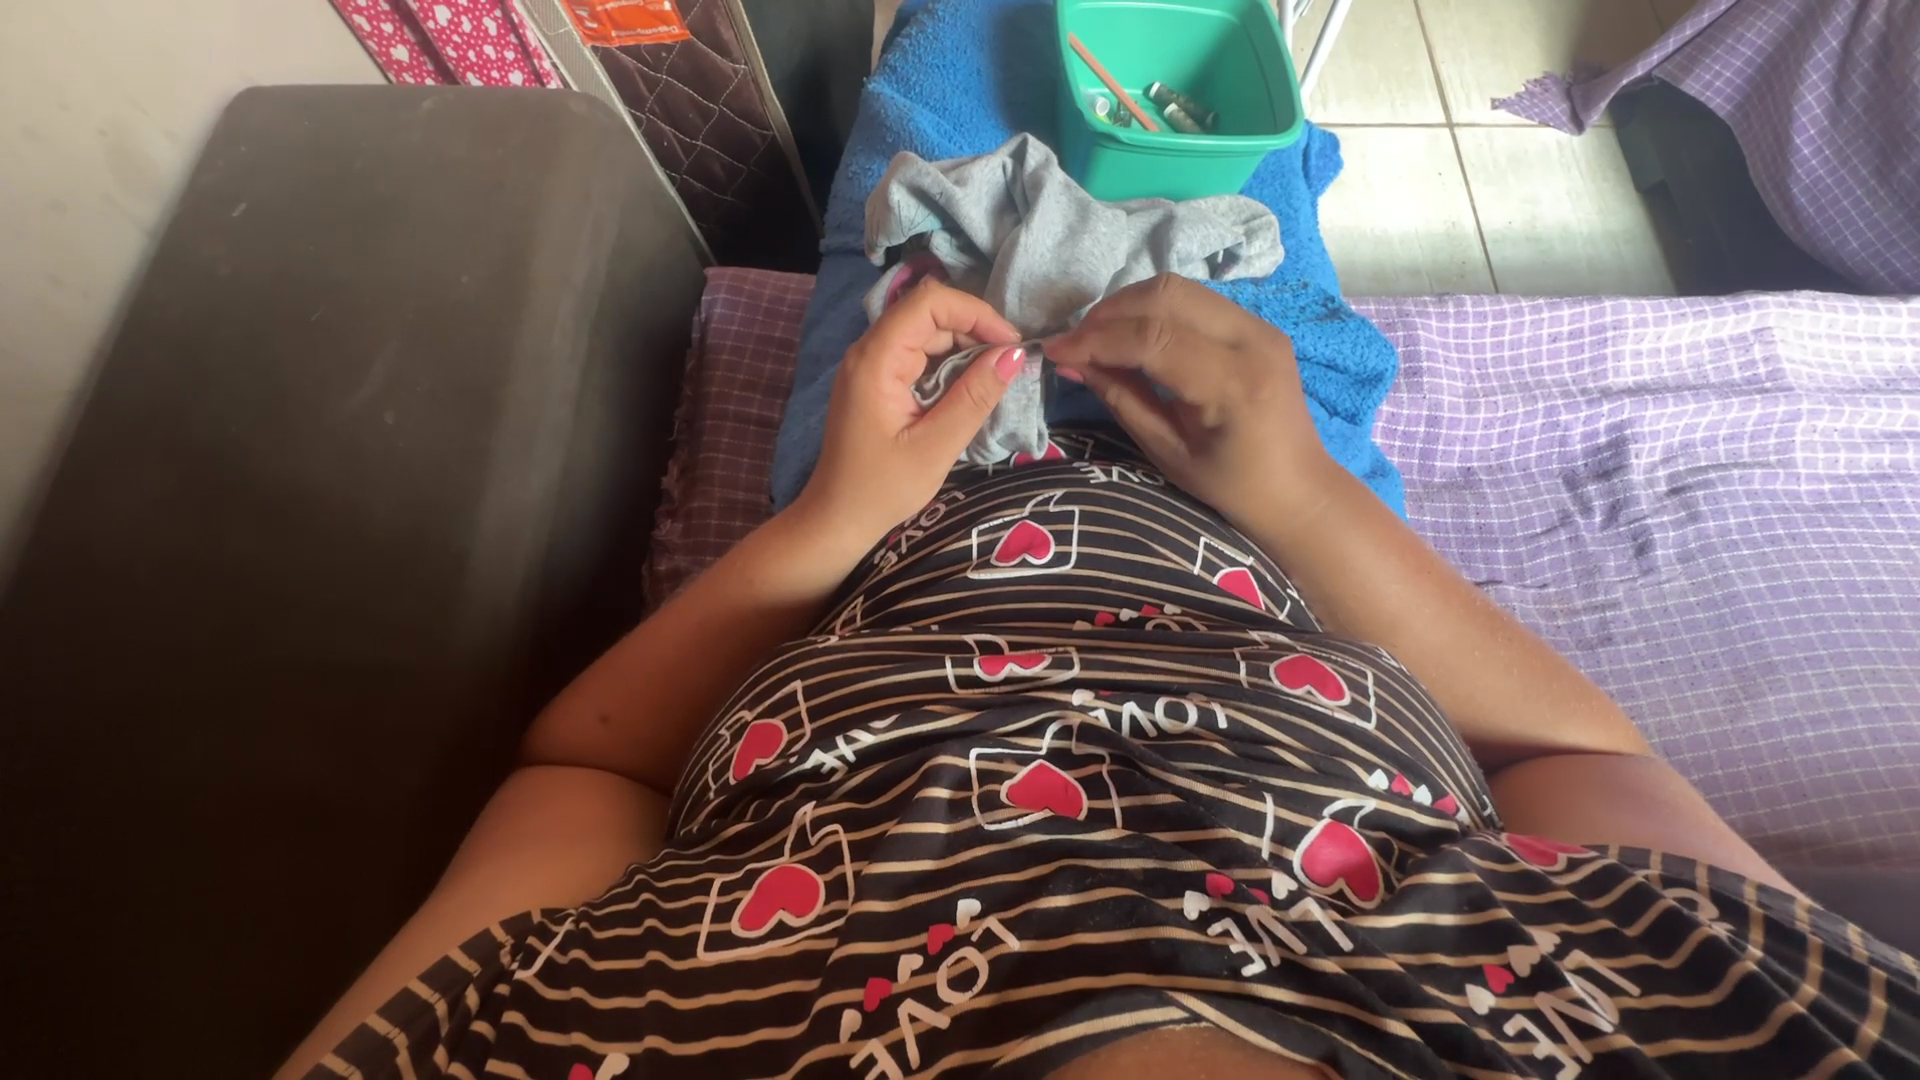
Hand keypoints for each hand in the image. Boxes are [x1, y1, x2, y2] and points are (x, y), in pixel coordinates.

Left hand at [792, 281, 1024, 548]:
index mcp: (876, 361)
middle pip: (928, 314)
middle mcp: (869, 352)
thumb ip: (974, 398)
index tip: (1010, 345)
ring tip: (995, 378)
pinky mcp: (877, 381)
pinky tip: (968, 388)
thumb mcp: (936, 447)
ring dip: (964, 348)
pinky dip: (947, 365)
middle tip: (1009, 365)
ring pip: (925, 334)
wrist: (837, 518)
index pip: (929, 303)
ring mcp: (870, 365)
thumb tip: (1014, 356)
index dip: (975, 312)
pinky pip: (917, 356)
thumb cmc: (882, 489)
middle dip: (974, 330)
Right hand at [1045, 274, 1335, 528]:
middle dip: (1108, 314)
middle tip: (1074, 344)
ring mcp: (1259, 326)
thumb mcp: (1166, 450)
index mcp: (1232, 383)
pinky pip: (1194, 300)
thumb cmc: (1229, 485)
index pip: (1151, 339)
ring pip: (1178, 289)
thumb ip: (1121, 399)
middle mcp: (1252, 340)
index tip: (1055, 351)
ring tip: (1096, 338)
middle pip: (1165, 296)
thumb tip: (1072, 364)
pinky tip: (1130, 335)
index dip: (1095, 340)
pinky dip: (1152, 310)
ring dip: (1128, 306)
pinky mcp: (1257, 324)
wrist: (1296, 488)